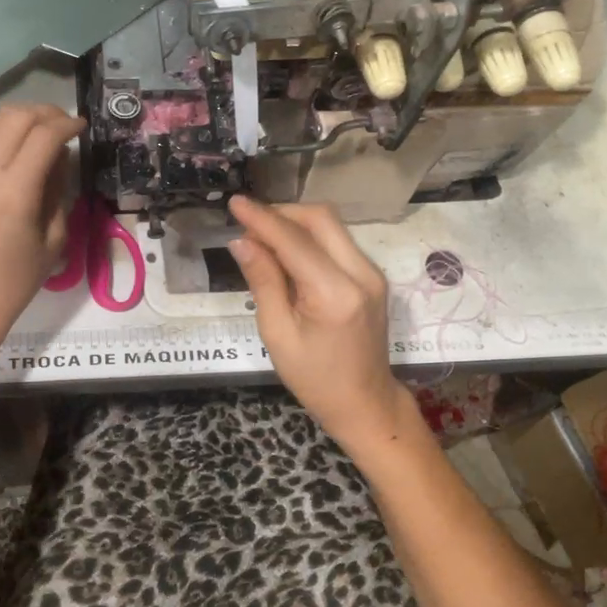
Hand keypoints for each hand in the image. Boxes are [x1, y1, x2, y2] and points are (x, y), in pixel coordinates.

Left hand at [0, 105, 84, 345]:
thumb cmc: (16, 281)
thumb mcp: (54, 239)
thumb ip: (58, 191)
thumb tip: (61, 157)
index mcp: (15, 192)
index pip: (43, 136)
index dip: (67, 124)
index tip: (83, 126)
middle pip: (16, 118)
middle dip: (45, 113)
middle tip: (65, 124)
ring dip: (20, 115)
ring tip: (41, 128)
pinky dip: (1, 130)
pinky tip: (18, 146)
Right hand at [228, 196, 412, 450]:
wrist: (365, 403)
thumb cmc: (315, 379)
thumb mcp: (277, 335)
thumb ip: (263, 282)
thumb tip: (242, 241)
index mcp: (335, 293)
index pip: (294, 240)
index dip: (262, 218)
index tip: (234, 203)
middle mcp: (361, 274)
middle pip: (320, 219)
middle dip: (281, 213)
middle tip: (248, 224)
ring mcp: (371, 273)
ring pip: (330, 226)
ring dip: (295, 223)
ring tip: (262, 239)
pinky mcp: (372, 276)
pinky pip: (337, 242)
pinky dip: (309, 238)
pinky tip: (286, 253)